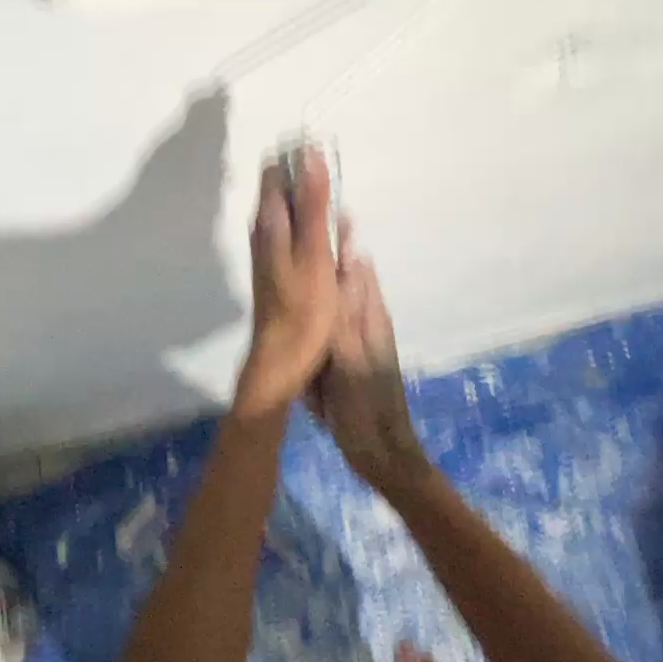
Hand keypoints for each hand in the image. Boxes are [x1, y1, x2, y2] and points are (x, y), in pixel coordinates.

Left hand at [234, 149, 338, 414]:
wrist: (283, 357)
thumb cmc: (304, 307)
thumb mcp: (316, 251)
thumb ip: (312, 203)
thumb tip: (310, 153)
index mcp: (269, 221)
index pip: (276, 169)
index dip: (300, 156)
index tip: (327, 152)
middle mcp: (262, 230)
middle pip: (282, 188)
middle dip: (309, 178)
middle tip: (338, 182)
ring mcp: (267, 249)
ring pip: (288, 211)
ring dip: (312, 203)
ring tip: (339, 210)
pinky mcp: (276, 266)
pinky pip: (294, 232)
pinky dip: (312, 227)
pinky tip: (329, 237)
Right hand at [310, 229, 431, 491]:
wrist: (379, 454)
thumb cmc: (364, 406)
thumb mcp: (351, 356)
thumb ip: (348, 307)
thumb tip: (351, 254)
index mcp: (369, 315)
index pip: (354, 262)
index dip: (337, 235)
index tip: (314, 207)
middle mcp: (364, 320)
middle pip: (342, 277)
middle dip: (322, 252)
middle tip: (291, 228)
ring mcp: (354, 341)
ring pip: (331, 299)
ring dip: (314, 279)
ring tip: (283, 259)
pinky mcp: (342, 359)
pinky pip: (324, 325)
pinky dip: (310, 312)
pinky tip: (290, 311)